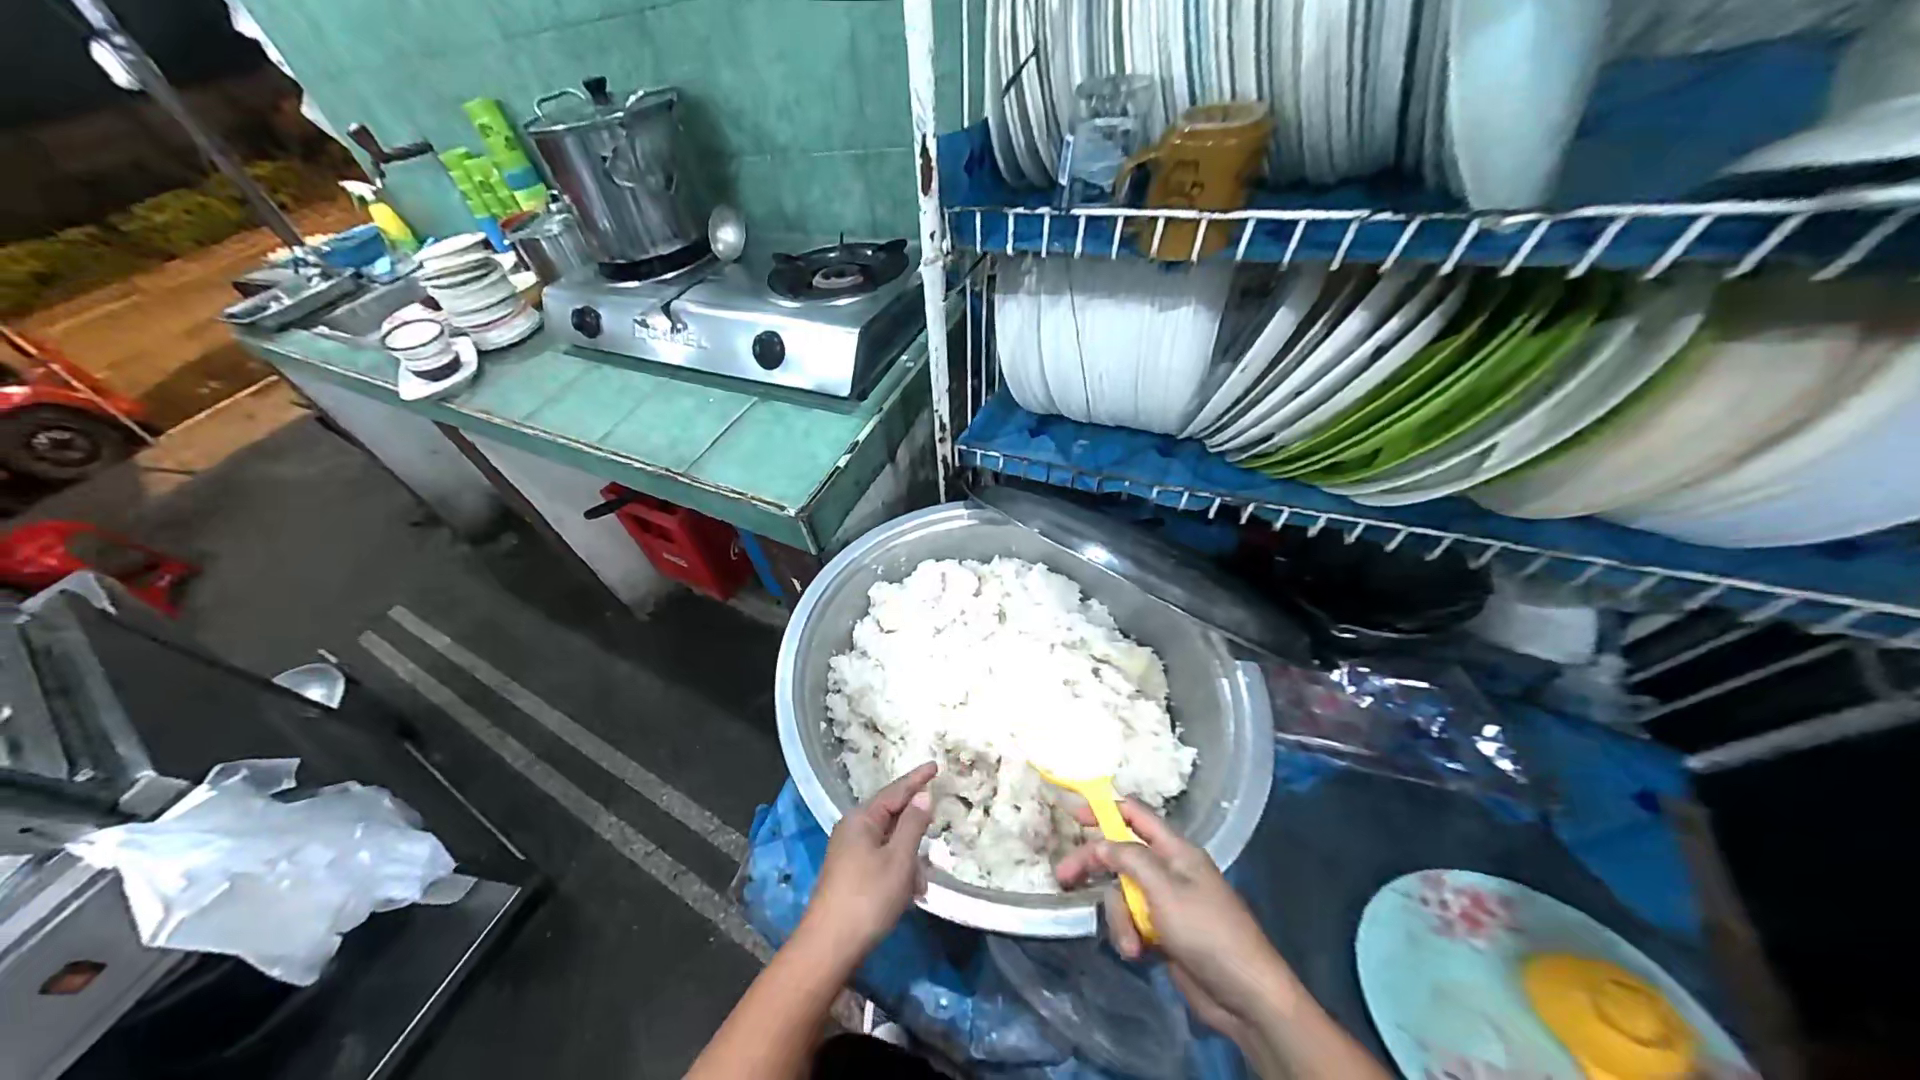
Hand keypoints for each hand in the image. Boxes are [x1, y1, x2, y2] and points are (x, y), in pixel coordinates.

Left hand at [797, 763, 936, 962]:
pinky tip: (910, 895)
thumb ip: (913, 824)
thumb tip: (922, 795)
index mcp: (862, 819)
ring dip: (909, 860)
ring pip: (890, 844)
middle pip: (892, 817)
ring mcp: (849, 853)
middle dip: (916, 830)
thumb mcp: (899, 859)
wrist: (830, 946)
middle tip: (935, 832)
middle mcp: (852, 830)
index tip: (935, 765)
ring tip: (921, 884)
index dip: (917, 779)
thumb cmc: (868, 897)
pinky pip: (882, 862)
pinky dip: (898, 873)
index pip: (895, 791)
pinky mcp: (850, 875)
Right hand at [1055, 799, 1300, 1045]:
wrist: (1245, 995)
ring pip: (1122, 894)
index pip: (1135, 815)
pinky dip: (1130, 936)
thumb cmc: (1207, 931)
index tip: (1072, 814)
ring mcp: (1166, 902)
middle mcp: (1168, 870)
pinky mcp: (1163, 932)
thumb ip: (1129, 859)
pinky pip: (1132, 922)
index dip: (1104, 809)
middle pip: (1120, 856)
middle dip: (1094, 867)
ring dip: (1120, 918)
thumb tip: (1102, 841)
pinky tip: (1139, 954)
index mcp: (1175, 850)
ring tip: (1132, 944)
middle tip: (1064, 878)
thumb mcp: (1164, 889)